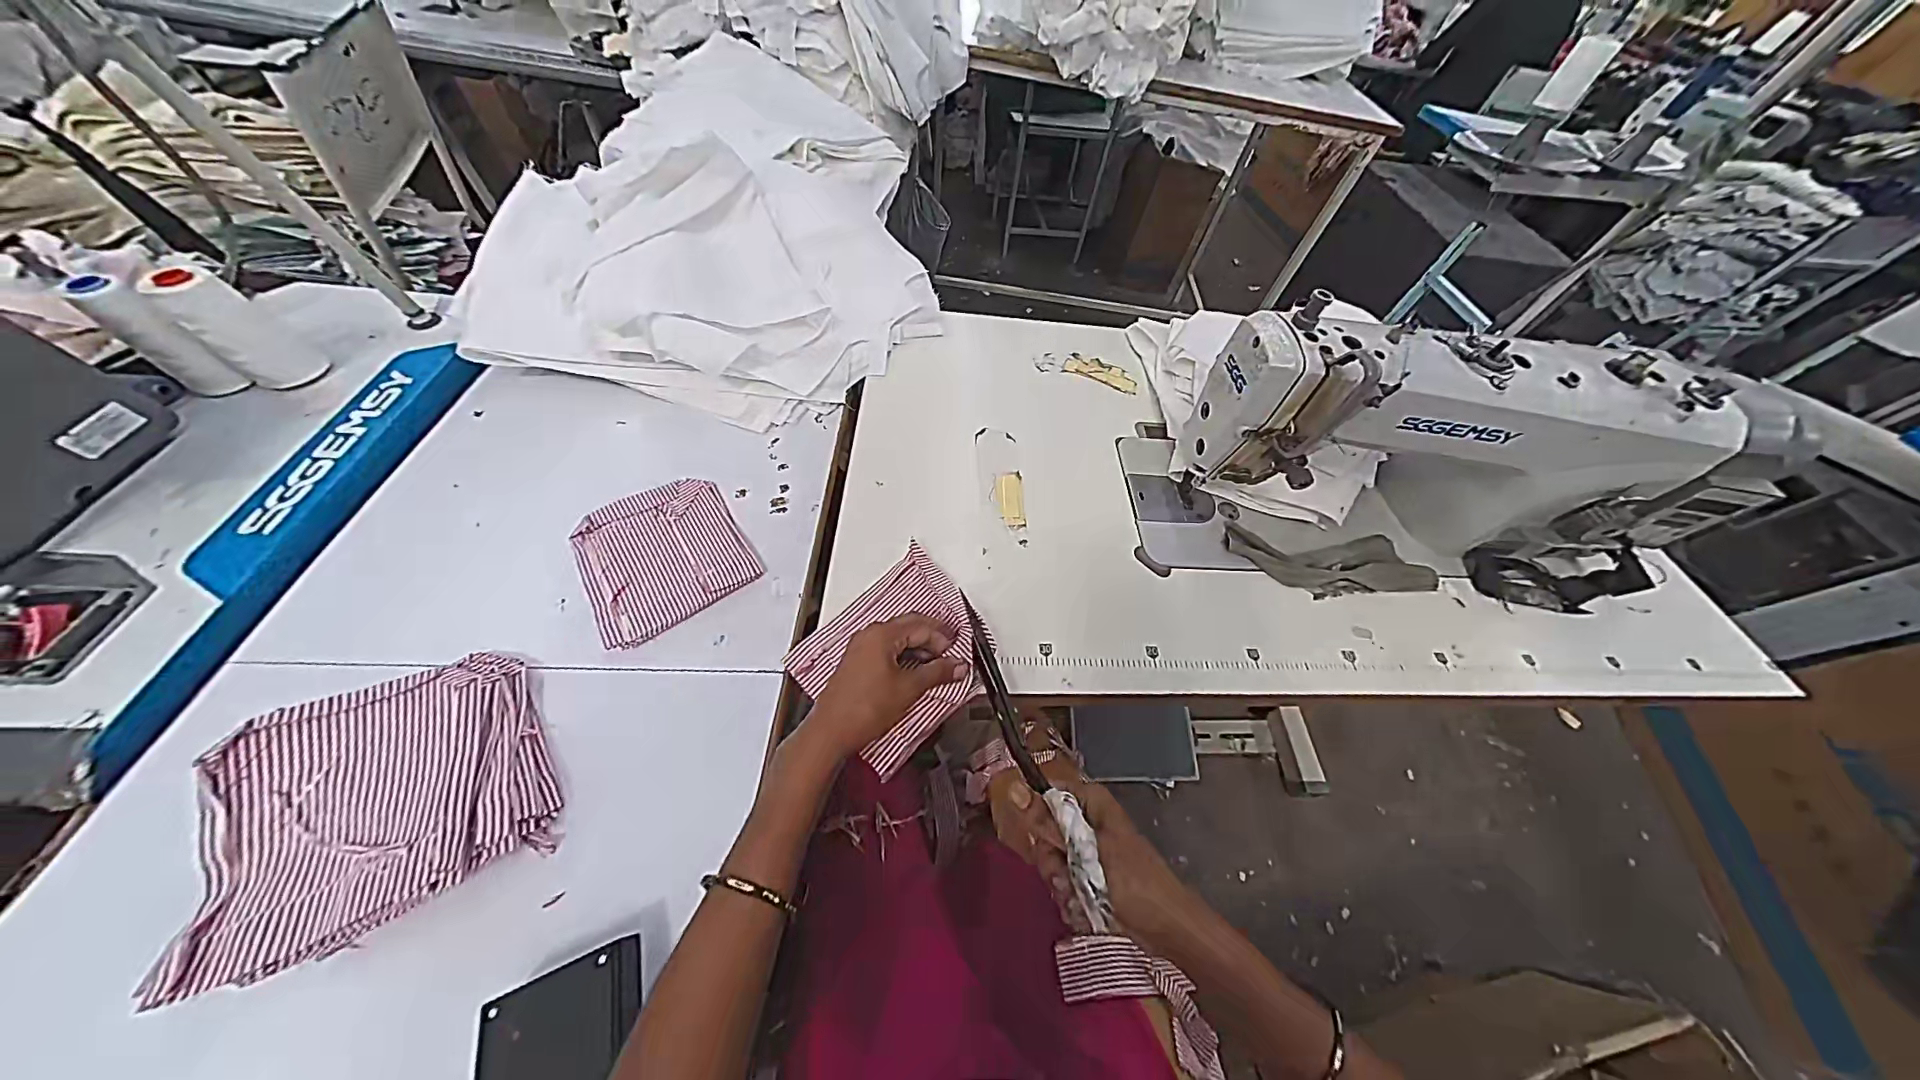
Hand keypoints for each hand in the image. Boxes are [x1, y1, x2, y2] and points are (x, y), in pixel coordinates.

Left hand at [802, 614, 970, 760]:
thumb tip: (957, 666)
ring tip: (936, 665)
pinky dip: (904, 657)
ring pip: (897, 639)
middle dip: (932, 639)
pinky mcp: (857, 663)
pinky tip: (915, 672)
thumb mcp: (909, 688)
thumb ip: (937, 672)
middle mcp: (868, 636)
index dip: (943, 637)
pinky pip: (886, 650)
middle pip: (909, 627)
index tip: (957, 650)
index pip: (921, 625)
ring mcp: (860, 648)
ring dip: (919, 648)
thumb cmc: (862, 709)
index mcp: (881, 634)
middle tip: (951, 653)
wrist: (831, 732)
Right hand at [989, 734, 1199, 952]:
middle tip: (1064, 875)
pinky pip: (1063, 883)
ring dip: (1060, 884)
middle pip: (1046, 831)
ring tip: (1078, 898)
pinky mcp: (1090, 879)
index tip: (1039, 837)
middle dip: (1051, 860)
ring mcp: (1089, 852)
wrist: (1168, 929)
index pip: (1049, 792)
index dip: (1038, 813)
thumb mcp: (1086, 850)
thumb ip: (1049, 823)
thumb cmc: (1134, 883)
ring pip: (1052, 861)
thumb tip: (1014, 788)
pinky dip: (1069, 899)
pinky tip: (1083, 910)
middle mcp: (1088, 823)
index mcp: (1092, 803)